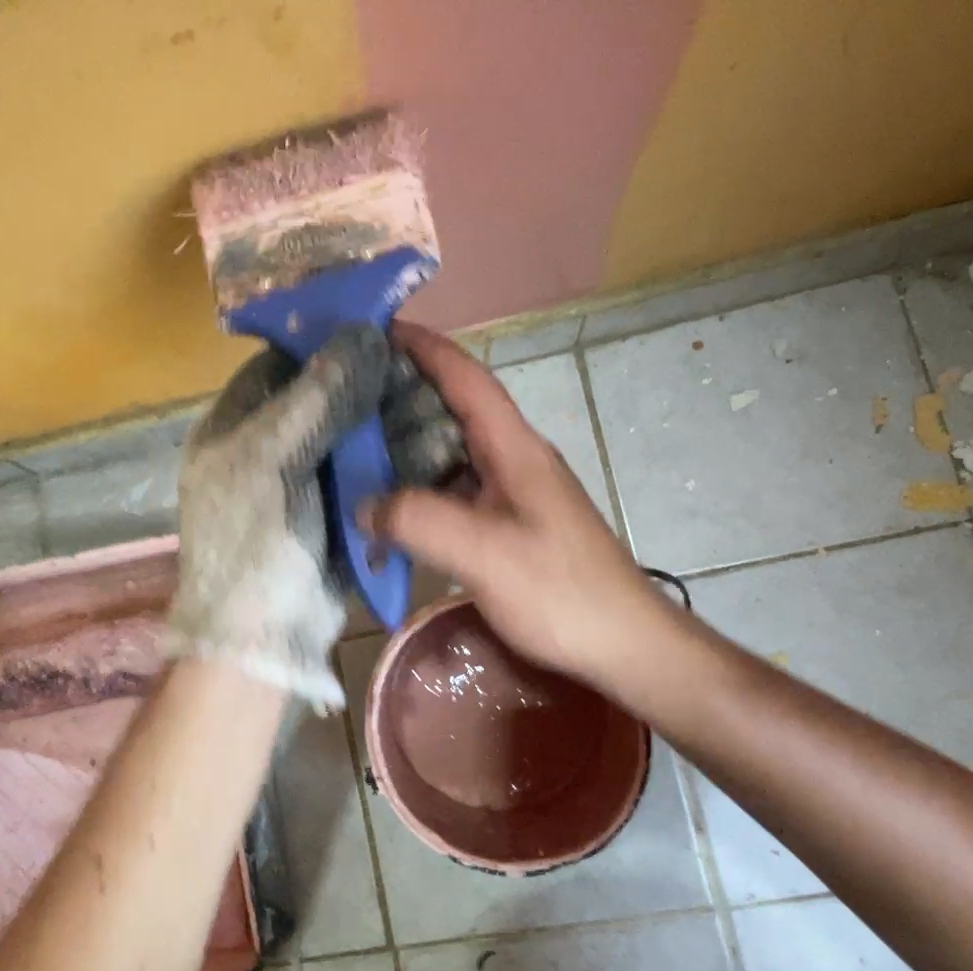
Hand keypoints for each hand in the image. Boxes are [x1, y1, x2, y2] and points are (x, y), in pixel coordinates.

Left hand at [171, 324, 460, 708]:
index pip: (283, 365)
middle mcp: (273, 447)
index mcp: (239, 427)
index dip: (327, 343)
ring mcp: (310, 482)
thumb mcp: (272, 458)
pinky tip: (441, 447)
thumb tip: (363, 335)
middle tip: (427, 373)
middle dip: (378, 386)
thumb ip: (318, 397)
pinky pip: (377, 473)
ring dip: (399, 422)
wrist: (263, 636)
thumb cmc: (252, 539)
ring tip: (443, 408)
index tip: (381, 330)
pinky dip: (405, 460)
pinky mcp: (344, 512)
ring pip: (360, 436)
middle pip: (330, 398)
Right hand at [362, 322, 685, 686]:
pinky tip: (395, 507)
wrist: (622, 642)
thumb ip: (418, 521)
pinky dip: (424, 486)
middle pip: (457, 408)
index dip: (425, 348)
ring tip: (359, 443)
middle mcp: (517, 460)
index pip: (467, 378)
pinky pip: (460, 488)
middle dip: (407, 390)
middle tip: (351, 391)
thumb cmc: (559, 591)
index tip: (379, 327)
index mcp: (515, 449)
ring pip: (456, 451)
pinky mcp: (515, 523)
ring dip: (411, 441)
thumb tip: (363, 505)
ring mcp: (518, 493)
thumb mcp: (483, 554)